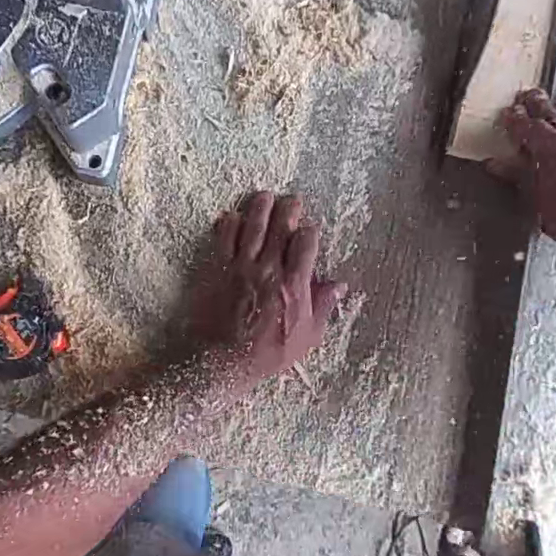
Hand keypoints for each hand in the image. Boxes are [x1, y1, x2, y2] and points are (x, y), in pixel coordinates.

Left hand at [194, 191, 347, 391]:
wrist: (221, 360)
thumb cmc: (266, 354)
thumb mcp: (306, 337)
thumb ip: (322, 307)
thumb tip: (338, 285)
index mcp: (293, 286)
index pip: (305, 245)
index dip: (309, 231)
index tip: (309, 228)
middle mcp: (268, 270)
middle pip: (280, 227)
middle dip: (288, 209)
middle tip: (291, 199)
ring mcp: (240, 267)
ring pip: (251, 226)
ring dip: (259, 207)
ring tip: (263, 196)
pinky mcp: (216, 270)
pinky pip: (222, 239)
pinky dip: (228, 224)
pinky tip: (231, 216)